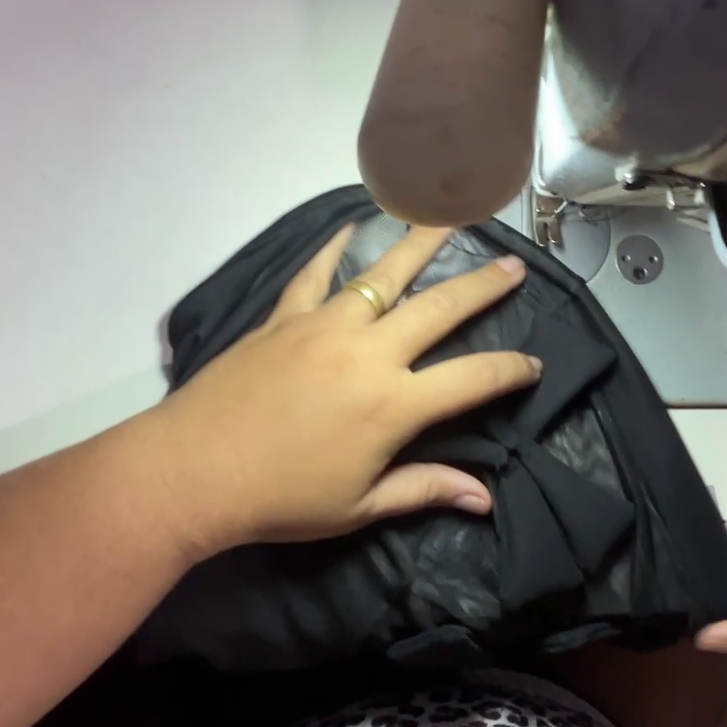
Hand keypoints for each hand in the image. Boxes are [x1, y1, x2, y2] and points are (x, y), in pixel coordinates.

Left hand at [145, 225, 539, 550]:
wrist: (193, 472)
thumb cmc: (280, 499)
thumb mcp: (359, 507)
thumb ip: (424, 489)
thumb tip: (483, 497)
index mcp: (394, 405)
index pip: (473, 380)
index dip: (511, 371)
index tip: (533, 365)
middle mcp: (368, 353)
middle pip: (439, 309)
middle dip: (482, 287)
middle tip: (513, 267)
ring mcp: (323, 327)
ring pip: (383, 275)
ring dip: (420, 245)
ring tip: (448, 218)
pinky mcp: (283, 318)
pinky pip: (315, 274)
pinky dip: (334, 249)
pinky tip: (350, 227)